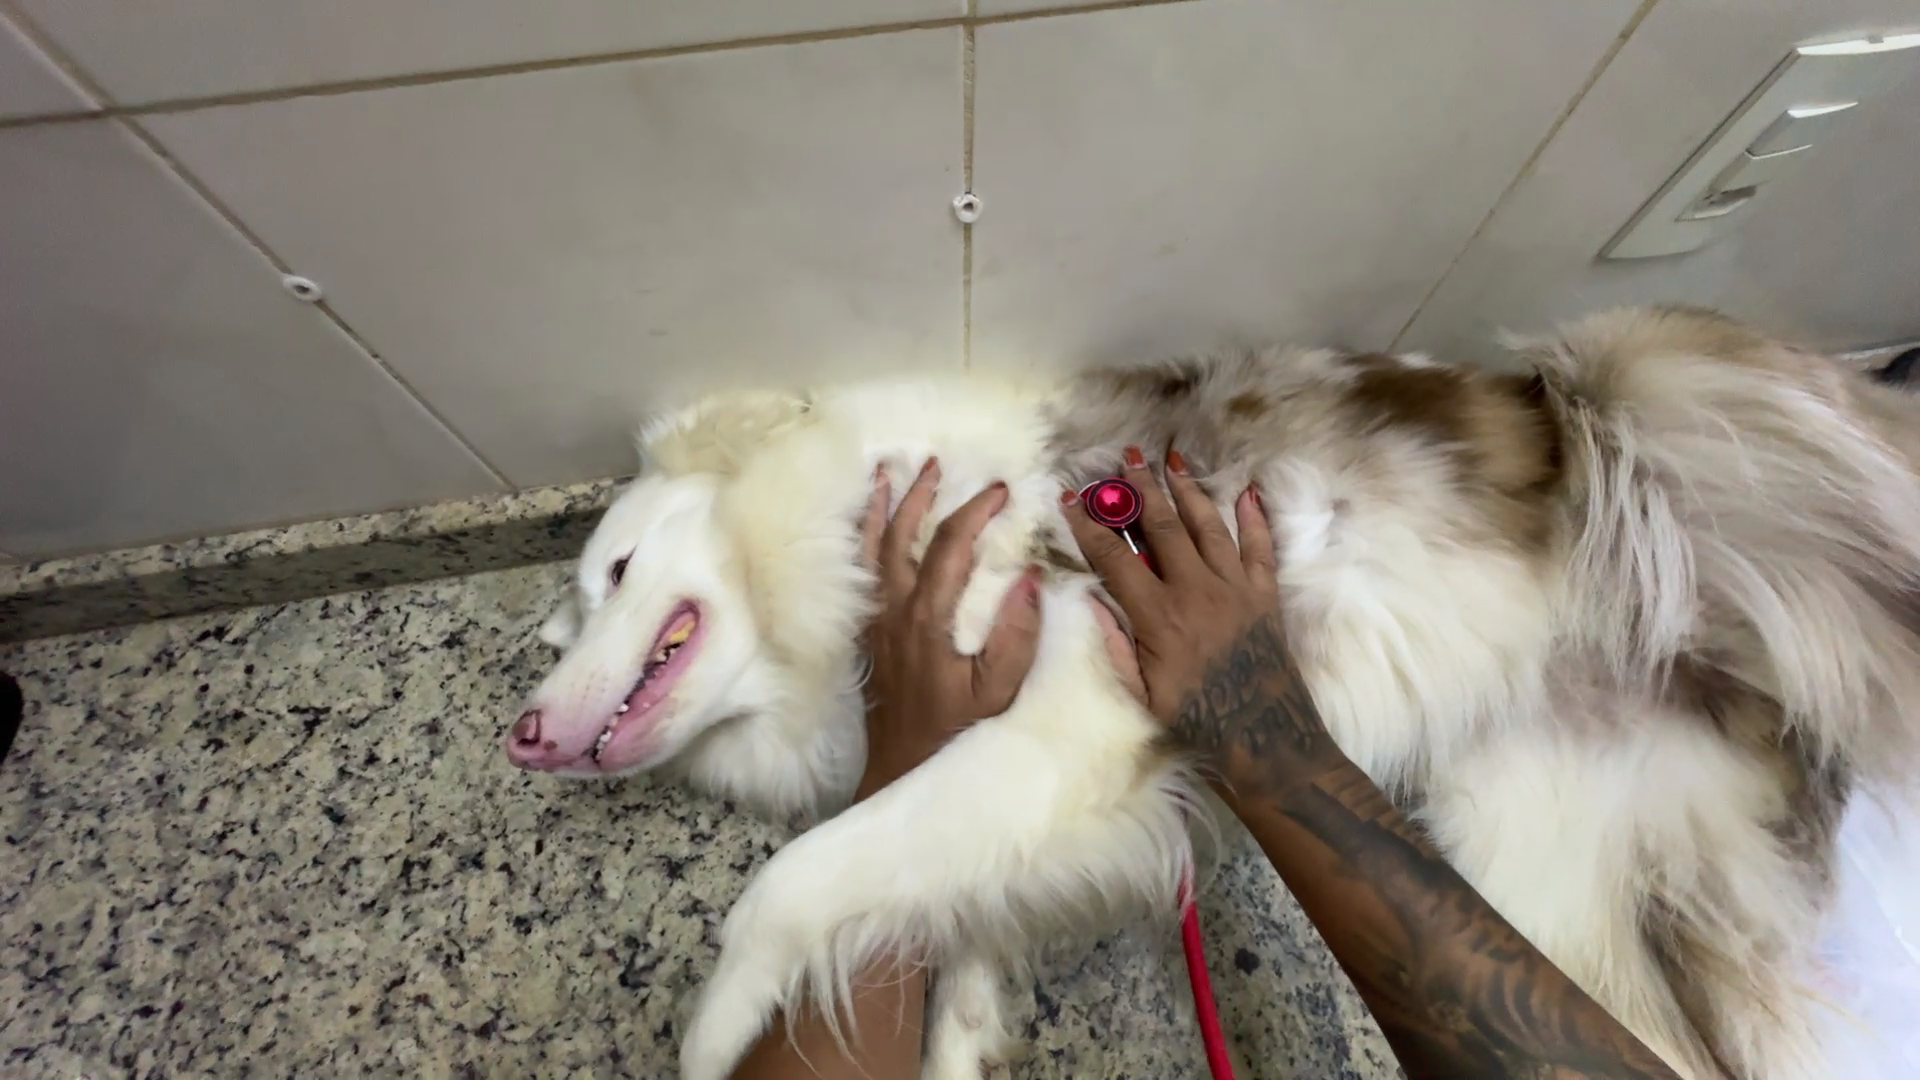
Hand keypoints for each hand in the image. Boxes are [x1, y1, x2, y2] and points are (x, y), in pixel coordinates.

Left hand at [854, 459, 1042, 800]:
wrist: (902, 761)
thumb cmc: (955, 728)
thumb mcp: (997, 692)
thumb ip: (1015, 636)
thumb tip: (1027, 578)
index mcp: (928, 617)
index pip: (950, 547)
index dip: (974, 512)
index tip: (999, 490)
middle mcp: (894, 608)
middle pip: (901, 536)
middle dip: (919, 495)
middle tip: (934, 463)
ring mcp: (876, 617)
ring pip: (872, 549)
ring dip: (879, 508)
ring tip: (884, 474)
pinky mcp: (869, 629)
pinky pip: (862, 572)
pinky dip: (864, 540)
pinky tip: (868, 526)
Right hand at [1059, 446, 1279, 722]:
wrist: (1264, 735)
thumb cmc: (1195, 716)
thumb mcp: (1140, 692)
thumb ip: (1113, 644)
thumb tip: (1089, 599)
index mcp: (1158, 616)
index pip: (1114, 558)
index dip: (1089, 526)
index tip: (1071, 498)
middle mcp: (1196, 590)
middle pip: (1163, 526)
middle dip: (1141, 488)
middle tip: (1127, 457)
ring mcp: (1235, 587)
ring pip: (1208, 525)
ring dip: (1188, 489)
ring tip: (1174, 459)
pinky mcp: (1264, 593)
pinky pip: (1260, 546)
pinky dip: (1254, 518)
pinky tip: (1247, 491)